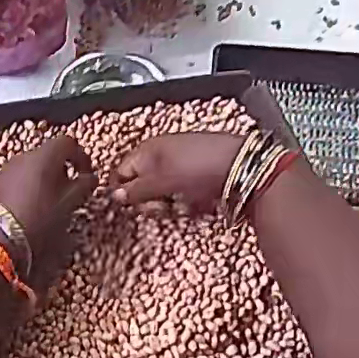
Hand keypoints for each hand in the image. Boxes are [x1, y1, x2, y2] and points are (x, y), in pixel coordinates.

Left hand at [0, 134, 97, 282]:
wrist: (0, 236)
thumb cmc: (40, 217)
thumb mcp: (69, 203)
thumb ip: (83, 186)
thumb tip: (91, 178)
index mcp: (44, 156)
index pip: (68, 143)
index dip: (81, 157)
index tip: (86, 175)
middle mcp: (24, 156)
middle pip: (49, 154)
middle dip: (63, 169)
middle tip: (71, 190)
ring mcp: (8, 169)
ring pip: (33, 166)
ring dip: (46, 178)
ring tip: (53, 201)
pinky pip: (20, 177)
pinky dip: (30, 185)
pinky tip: (34, 206)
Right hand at [108, 132, 243, 215]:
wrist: (242, 167)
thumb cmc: (198, 168)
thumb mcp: (160, 182)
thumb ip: (135, 190)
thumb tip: (115, 196)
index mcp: (148, 150)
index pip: (121, 172)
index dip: (123, 191)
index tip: (131, 205)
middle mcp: (162, 156)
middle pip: (141, 186)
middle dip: (149, 201)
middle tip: (161, 207)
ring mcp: (181, 166)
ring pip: (162, 193)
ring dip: (168, 204)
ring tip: (183, 205)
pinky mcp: (197, 177)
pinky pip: (181, 194)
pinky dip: (185, 202)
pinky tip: (196, 204)